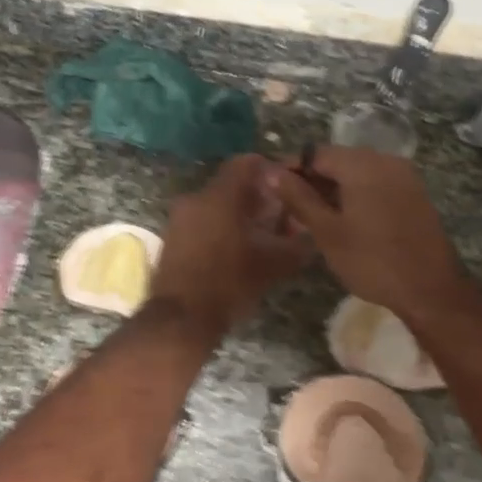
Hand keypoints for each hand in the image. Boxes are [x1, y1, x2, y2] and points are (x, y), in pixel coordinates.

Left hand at [149, 154, 310, 336]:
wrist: (180, 318)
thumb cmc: (229, 284)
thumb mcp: (273, 266)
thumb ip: (296, 244)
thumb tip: (310, 233)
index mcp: (218, 196)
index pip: (245, 163)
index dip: (270, 170)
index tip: (288, 187)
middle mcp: (194, 199)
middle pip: (230, 185)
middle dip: (257, 196)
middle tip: (280, 216)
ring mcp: (178, 219)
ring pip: (214, 204)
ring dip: (238, 214)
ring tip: (261, 236)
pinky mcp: (171, 238)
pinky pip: (200, 221)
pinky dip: (220, 227)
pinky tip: (237, 249)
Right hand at [269, 146, 466, 324]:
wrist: (430, 290)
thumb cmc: (372, 261)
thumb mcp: (326, 231)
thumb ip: (298, 197)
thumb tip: (271, 173)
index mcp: (362, 164)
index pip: (315, 153)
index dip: (290, 169)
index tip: (273, 191)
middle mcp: (385, 161)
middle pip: (338, 161)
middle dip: (312, 180)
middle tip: (291, 209)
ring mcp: (405, 176)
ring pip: (357, 173)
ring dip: (334, 190)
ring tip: (314, 218)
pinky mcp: (415, 194)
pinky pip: (377, 184)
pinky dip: (356, 196)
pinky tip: (345, 221)